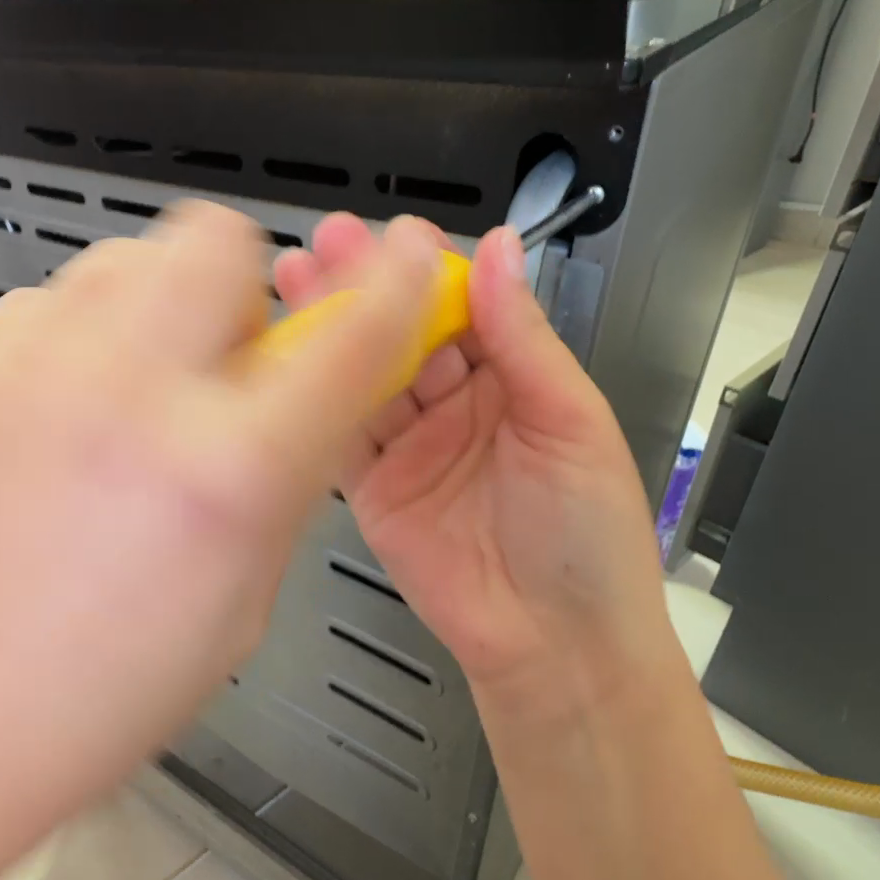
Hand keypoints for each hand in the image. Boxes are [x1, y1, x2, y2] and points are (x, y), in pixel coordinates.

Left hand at [0, 201, 437, 798]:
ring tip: (132, 394)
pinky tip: (59, 416)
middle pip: (217, 240)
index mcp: (218, 477)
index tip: (402, 265)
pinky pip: (44, 306)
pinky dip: (75, 341)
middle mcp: (121, 397)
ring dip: (155, 311)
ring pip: (126, 259)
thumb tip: (301, 403)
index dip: (391, 291)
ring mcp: (23, 372)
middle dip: (240, 288)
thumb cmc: (70, 705)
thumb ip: (280, 486)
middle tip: (223, 360)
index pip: (346, 340)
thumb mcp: (234, 612)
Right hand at [274, 215, 673, 712]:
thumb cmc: (588, 534)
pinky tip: (291, 353)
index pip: (462, 310)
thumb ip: (523, 338)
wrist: (554, 643)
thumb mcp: (569, 422)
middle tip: (329, 242)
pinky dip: (315, 396)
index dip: (428, 273)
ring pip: (364, 378)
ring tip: (296, 277)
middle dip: (367, 289)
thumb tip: (498, 249)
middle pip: (403, 337)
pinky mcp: (372, 492)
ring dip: (331, 330)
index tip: (395, 236)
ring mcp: (410, 450)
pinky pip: (342, 436)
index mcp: (513, 383)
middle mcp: (456, 409)